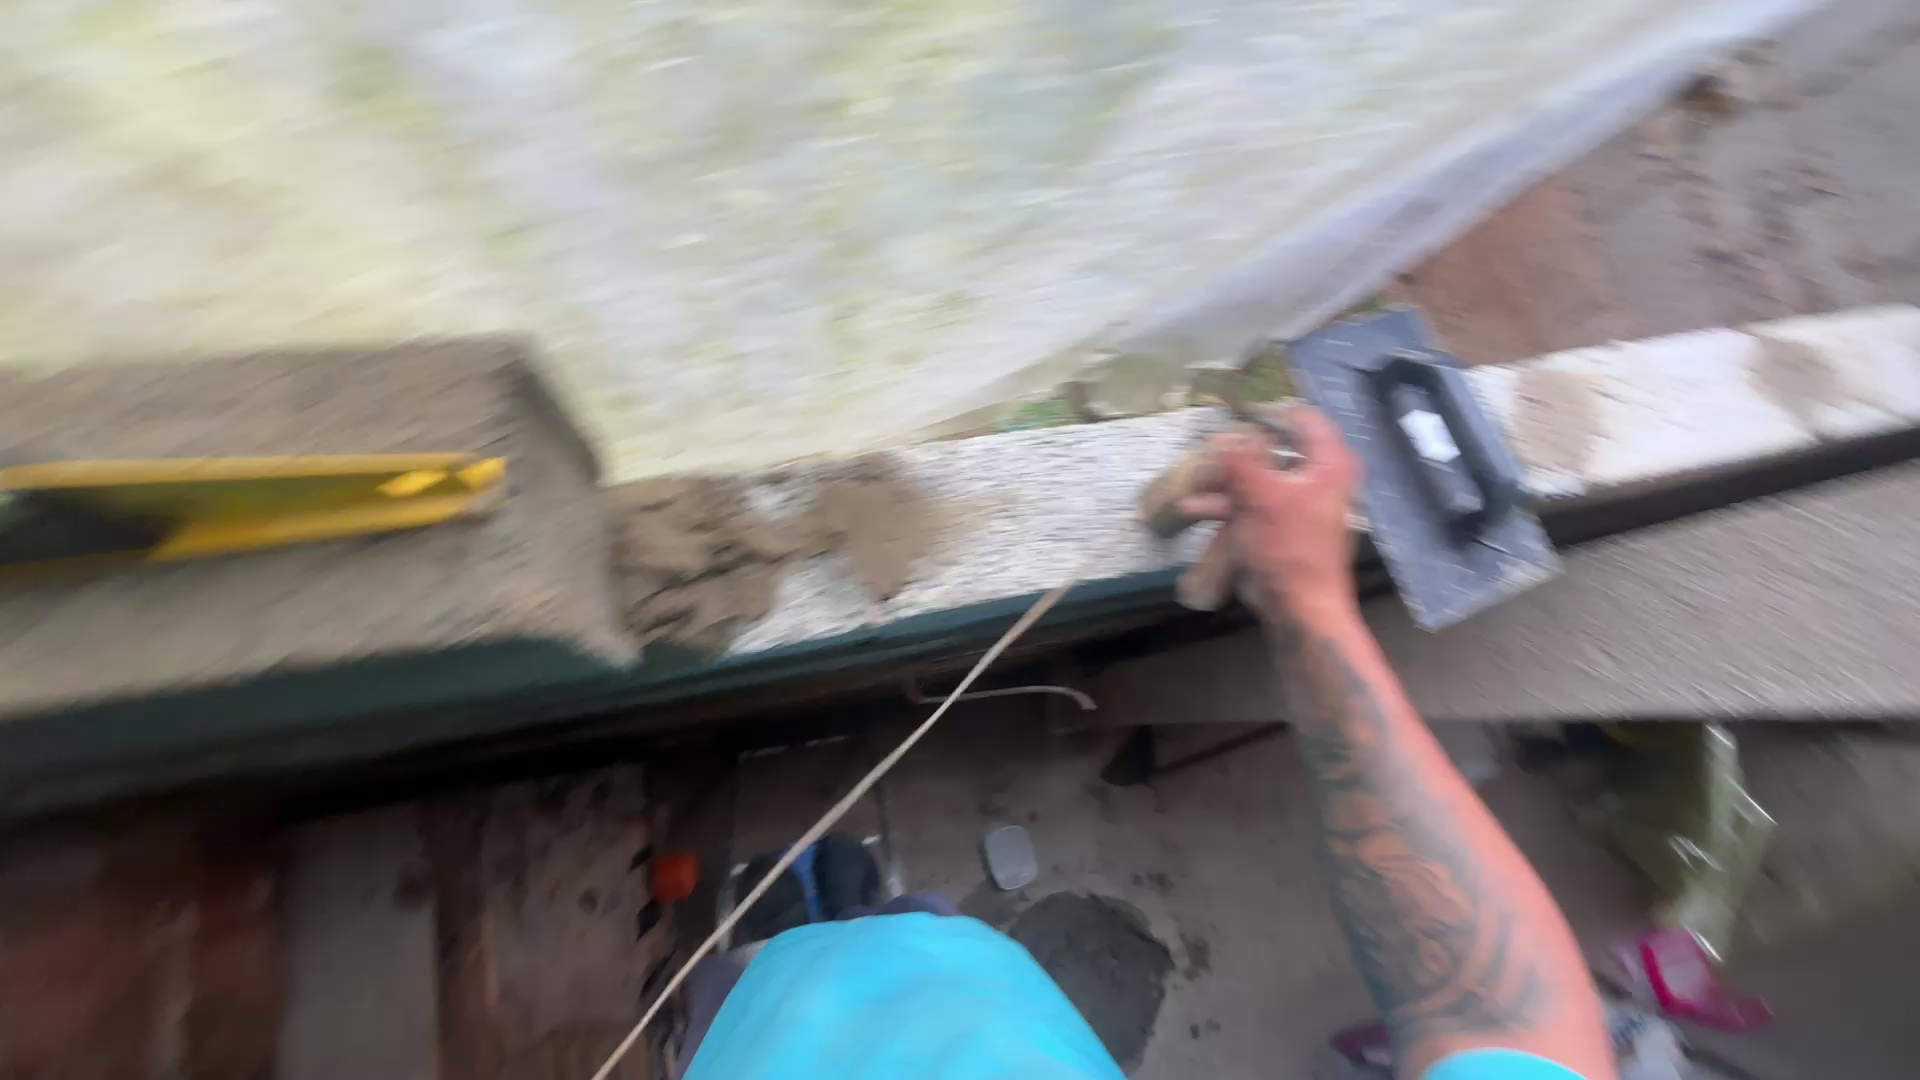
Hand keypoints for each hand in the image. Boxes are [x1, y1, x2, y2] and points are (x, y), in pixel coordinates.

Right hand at [1179, 404, 1360, 622]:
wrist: (1299, 606)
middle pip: (1275, 447)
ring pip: (1258, 476)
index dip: (1267, 413)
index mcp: (1328, 463)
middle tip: (1207, 445)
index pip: (1303, 419)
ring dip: (1225, 479)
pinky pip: (1252, 503)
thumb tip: (1221, 434)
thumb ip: (1240, 460)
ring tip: (1193, 477)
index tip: (1232, 415)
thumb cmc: (1289, 547)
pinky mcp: (1280, 525)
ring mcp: (1298, 502)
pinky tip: (1193, 507)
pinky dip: (1227, 504)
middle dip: (1237, 448)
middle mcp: (1318, 477)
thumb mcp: (1261, 497)